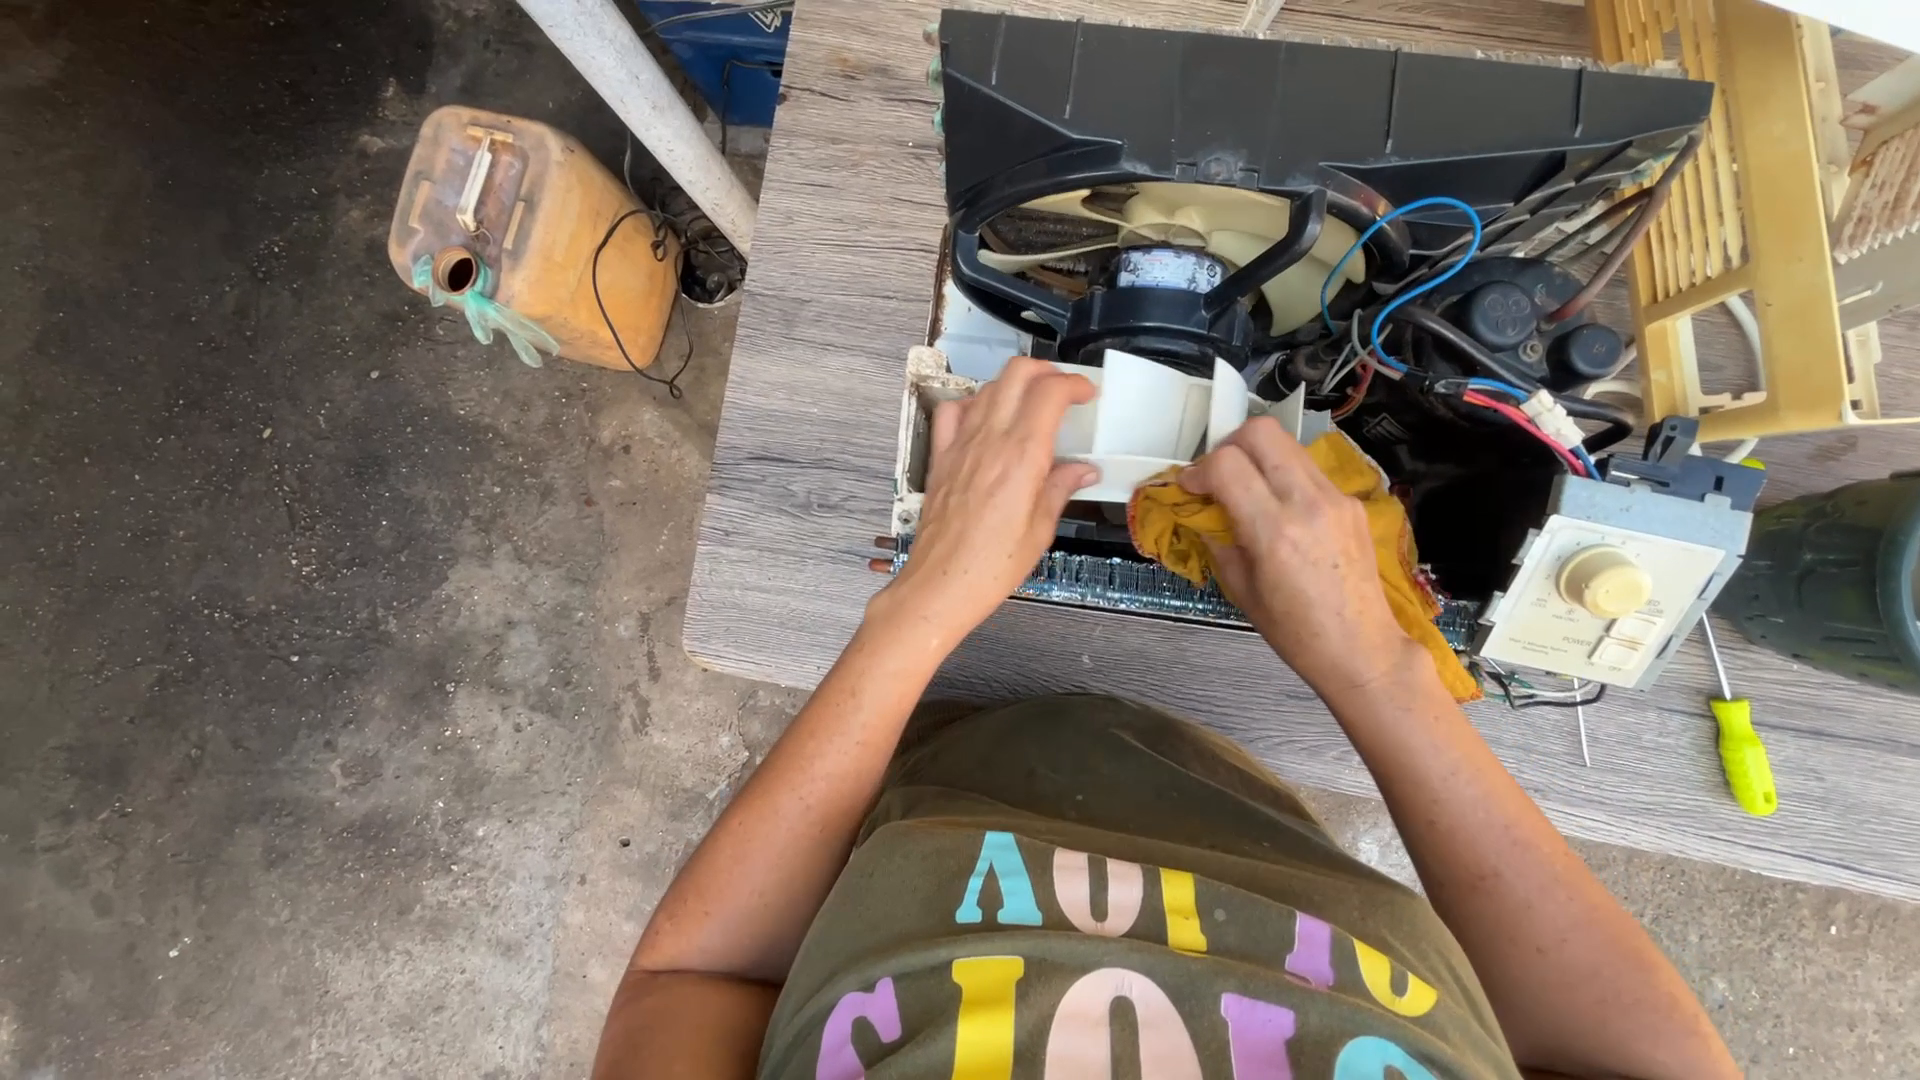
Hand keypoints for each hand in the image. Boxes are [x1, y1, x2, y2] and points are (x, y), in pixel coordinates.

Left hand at [873, 357, 1097, 646]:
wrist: (941, 585)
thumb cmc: (992, 566)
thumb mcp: (1040, 530)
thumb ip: (1060, 489)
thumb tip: (1082, 469)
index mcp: (1021, 456)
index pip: (1050, 393)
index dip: (1074, 383)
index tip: (1087, 393)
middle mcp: (988, 441)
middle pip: (1016, 374)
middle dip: (1046, 371)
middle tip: (1063, 388)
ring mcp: (960, 445)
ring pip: (987, 388)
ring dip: (1013, 385)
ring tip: (1031, 403)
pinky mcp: (940, 458)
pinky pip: (953, 412)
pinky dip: (973, 403)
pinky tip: (985, 418)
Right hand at [1181, 417, 1419, 696]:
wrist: (1360, 648)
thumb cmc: (1296, 631)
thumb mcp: (1239, 588)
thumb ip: (1217, 539)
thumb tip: (1199, 510)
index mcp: (1274, 531)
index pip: (1226, 464)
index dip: (1197, 469)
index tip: (1189, 486)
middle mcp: (1308, 504)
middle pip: (1260, 432)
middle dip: (1227, 445)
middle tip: (1216, 475)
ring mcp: (1336, 498)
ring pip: (1287, 443)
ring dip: (1256, 456)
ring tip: (1245, 489)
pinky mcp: (1351, 502)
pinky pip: (1307, 468)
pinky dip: (1282, 475)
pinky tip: (1276, 507)